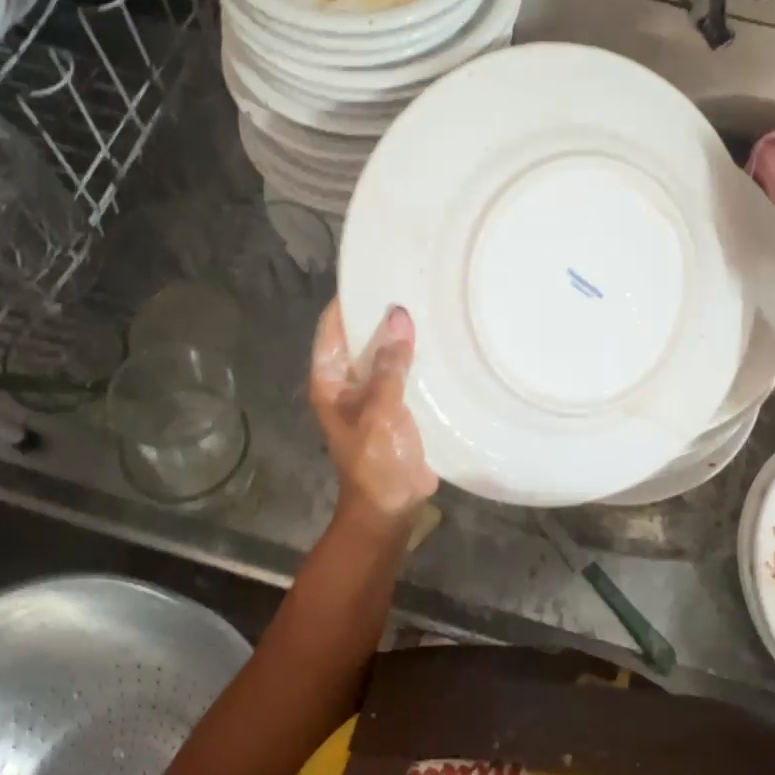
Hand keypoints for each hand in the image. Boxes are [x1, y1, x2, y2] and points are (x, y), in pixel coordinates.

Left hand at [308, 298, 437, 524]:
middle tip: (415, 279)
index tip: (375, 268)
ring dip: (405, 335)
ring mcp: (374, 393)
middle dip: (383, 312)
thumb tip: (398, 314)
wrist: (391, 507)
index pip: (333, 326)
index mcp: (330, 379)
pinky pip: (407, 372)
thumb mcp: (379, 410)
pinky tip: (444, 340)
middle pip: (362, 336)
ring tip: (433, 302)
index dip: (349, 298)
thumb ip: (389, 364)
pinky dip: (420, 358)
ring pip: (387, 353)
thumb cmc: (374, 460)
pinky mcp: (399, 406)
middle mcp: (349, 380)